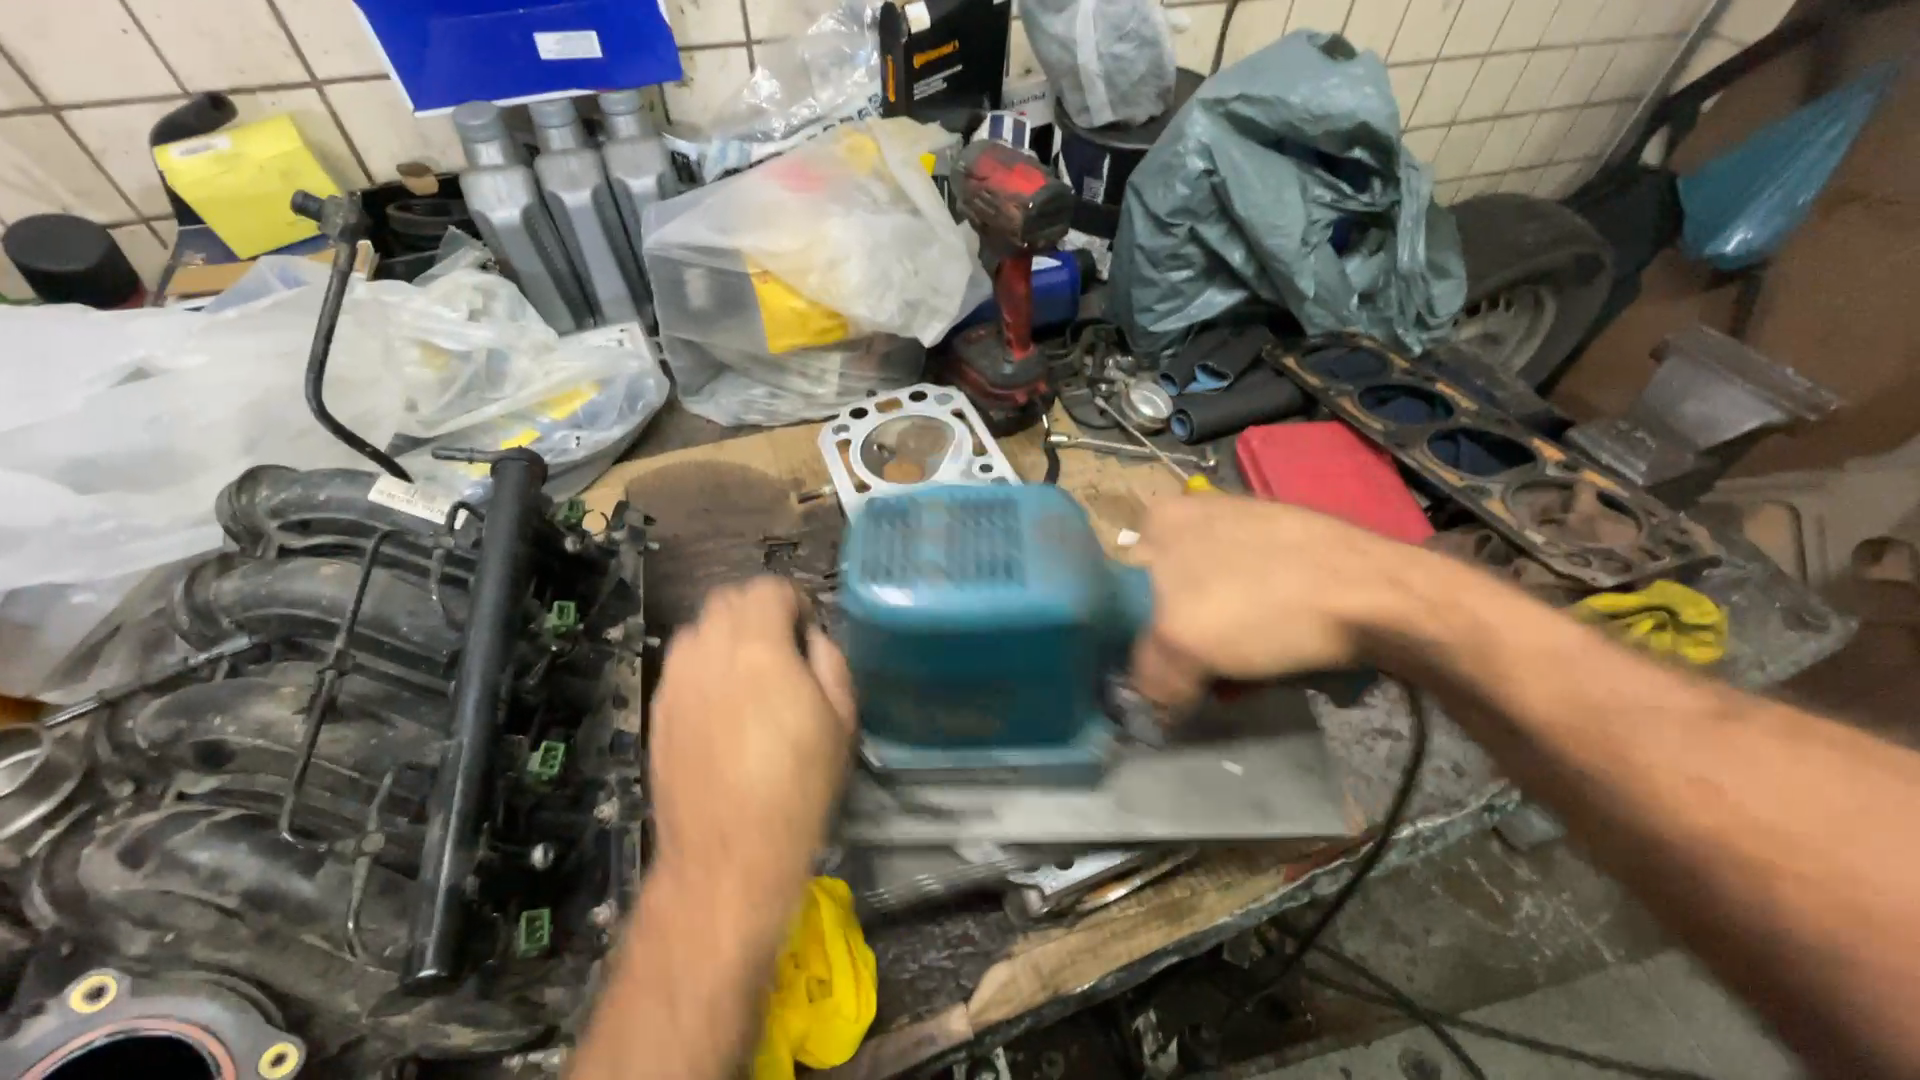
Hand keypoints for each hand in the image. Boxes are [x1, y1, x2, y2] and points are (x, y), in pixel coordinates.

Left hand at [648, 578, 854, 895]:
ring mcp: (676, 680)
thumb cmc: (798, 788)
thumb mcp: (841, 721)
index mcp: (760, 647)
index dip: (795, 603)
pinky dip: (703, 669)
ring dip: (725, 637)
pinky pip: (681, 667)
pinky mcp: (657, 710)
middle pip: (727, 600)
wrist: (728, 854)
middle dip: (758, 613)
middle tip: (781, 650)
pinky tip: (720, 708)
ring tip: (747, 676)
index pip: (769, 589)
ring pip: (697, 630)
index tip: (806, 633)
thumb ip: (829, 663)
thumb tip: (810, 640)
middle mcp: (709, 651)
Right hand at [1129, 495, 1412, 707]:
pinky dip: (1256, 632)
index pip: (1118, 586)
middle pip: (1166, 598)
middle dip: (1183, 645)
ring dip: (1222, 646)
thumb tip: (1148, 706)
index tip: (1156, 670)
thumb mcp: (1179, 646)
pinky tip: (1277, 654)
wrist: (1377, 595)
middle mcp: (1196, 514)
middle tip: (1207, 679)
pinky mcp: (1288, 548)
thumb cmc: (1263, 605)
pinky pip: (1252, 600)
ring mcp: (1247, 527)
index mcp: (1158, 518)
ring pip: (1211, 604)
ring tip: (1249, 675)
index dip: (1133, 636)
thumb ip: (1145, 678)